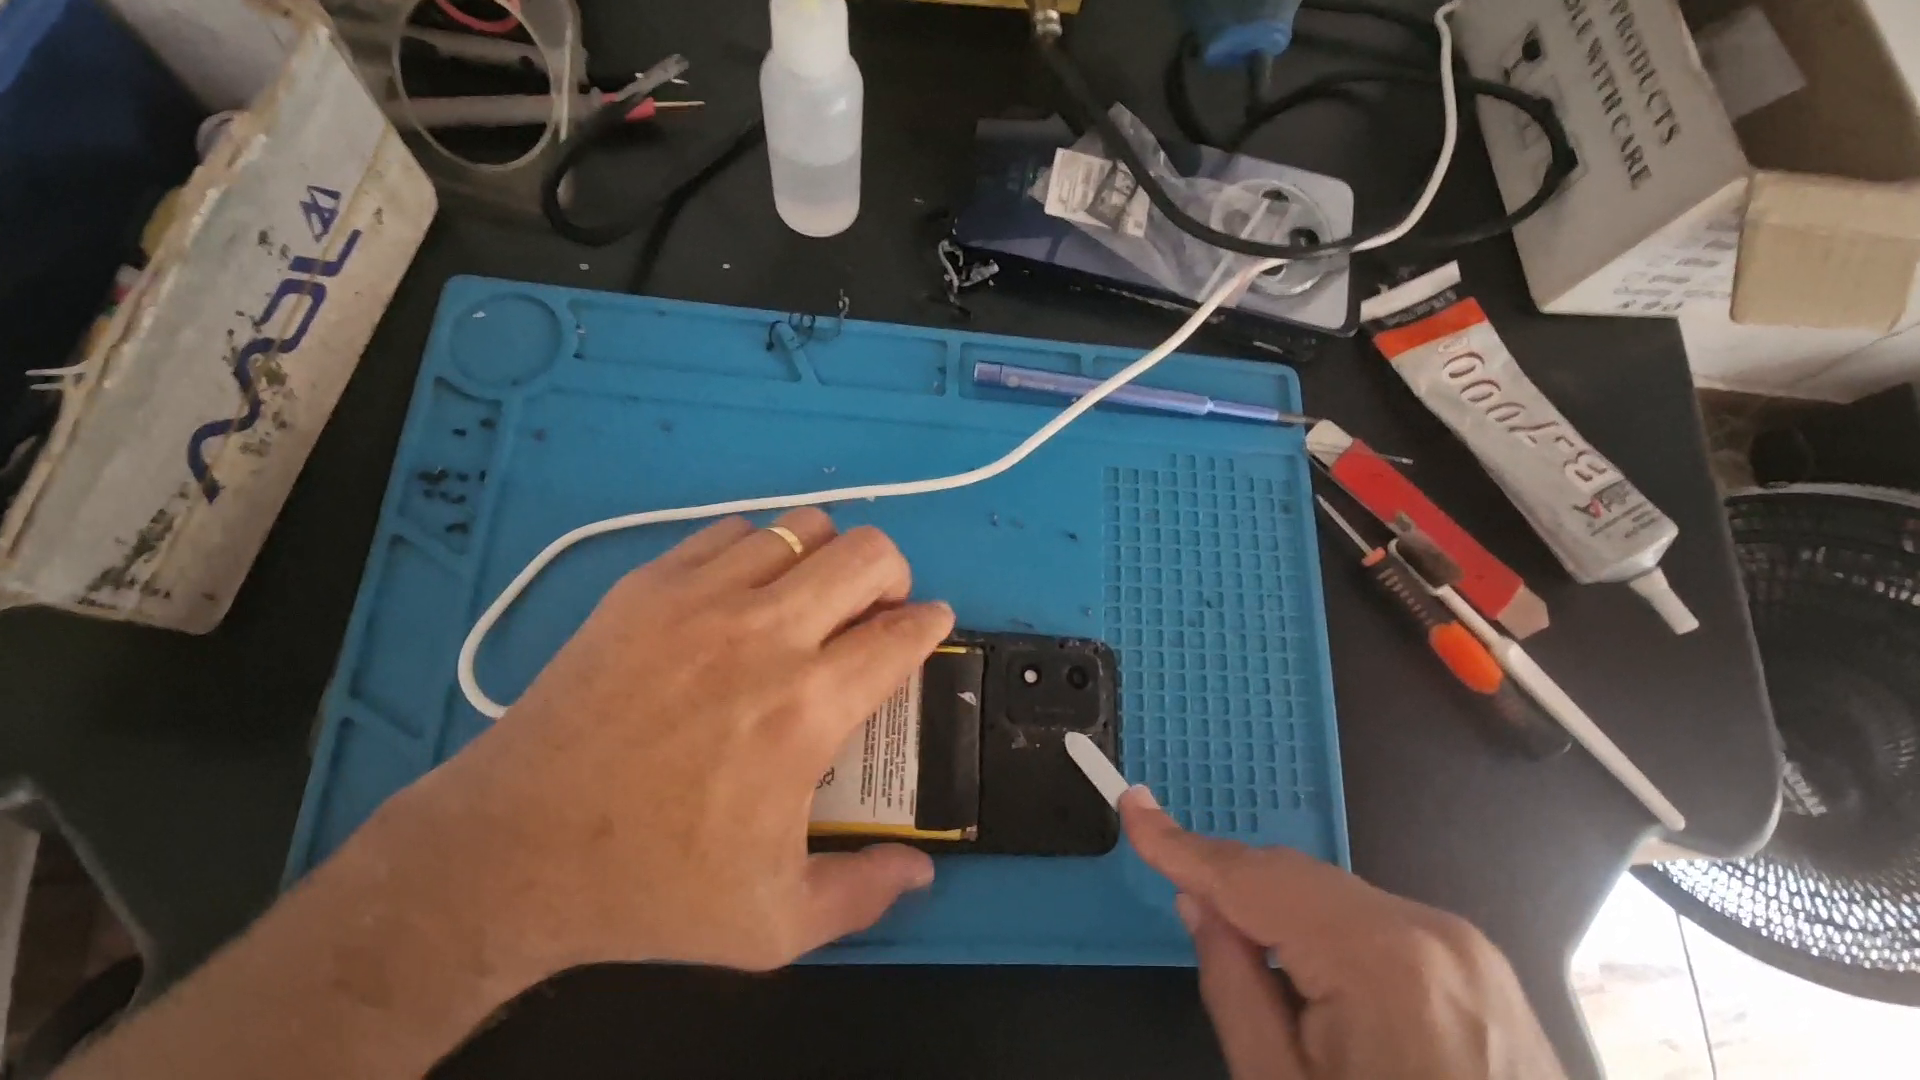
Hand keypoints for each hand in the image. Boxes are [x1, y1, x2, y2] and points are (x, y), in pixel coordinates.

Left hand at [377, 508, 953, 976]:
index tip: (930, 627)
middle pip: (867, 554)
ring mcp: (700, 599)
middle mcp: (765, 634)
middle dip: (892, 577)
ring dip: (826, 556)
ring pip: (802, 527)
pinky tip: (742, 594)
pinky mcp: (646, 586)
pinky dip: (758, 551)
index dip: (931, 624)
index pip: (902, 634)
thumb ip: (864, 893)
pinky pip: (730, 532)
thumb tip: (922, 870)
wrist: (515, 848)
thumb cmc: (652, 886)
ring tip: (811, 598)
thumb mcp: (774, 923)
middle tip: (877, 613)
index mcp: (807, 708)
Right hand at [1120, 789, 1566, 1079]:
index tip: (1133, 805)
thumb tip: (1201, 904)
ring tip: (1257, 972)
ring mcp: (1468, 948)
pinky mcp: (1484, 969)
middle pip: (1298, 881)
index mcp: (1381, 960)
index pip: (1253, 878)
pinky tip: (1312, 981)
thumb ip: (1232, 984)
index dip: (1181, 844)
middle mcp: (1432, 931)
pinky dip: (1329, 936)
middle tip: (1185, 907)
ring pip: (1337, 900)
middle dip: (1234, 889)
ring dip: (1281, 916)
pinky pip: (1379, 926)